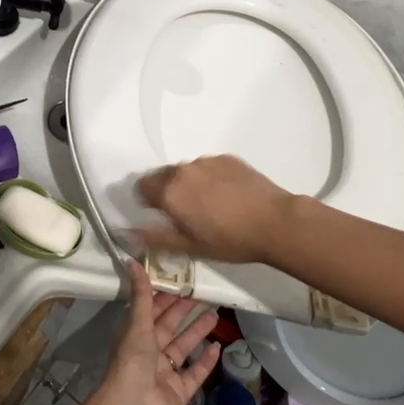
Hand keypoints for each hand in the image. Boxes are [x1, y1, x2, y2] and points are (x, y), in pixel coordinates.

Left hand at [84, 261, 220, 404]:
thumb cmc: (132, 363)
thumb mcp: (137, 324)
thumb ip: (141, 295)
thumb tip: (132, 260)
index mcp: (136, 334)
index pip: (153, 309)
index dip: (166, 295)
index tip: (181, 279)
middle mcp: (150, 351)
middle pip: (170, 326)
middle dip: (185, 310)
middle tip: (204, 293)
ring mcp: (166, 372)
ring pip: (184, 346)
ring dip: (198, 331)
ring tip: (215, 313)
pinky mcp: (180, 391)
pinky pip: (195, 372)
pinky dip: (206, 361)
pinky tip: (219, 346)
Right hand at [133, 155, 296, 263]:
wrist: (275, 222)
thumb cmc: (229, 239)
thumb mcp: (190, 246)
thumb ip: (155, 237)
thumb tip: (128, 232)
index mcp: (170, 190)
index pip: (142, 186)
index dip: (147, 201)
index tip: (160, 215)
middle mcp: (183, 170)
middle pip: (163, 176)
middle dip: (168, 192)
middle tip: (186, 214)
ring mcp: (207, 161)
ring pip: (187, 171)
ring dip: (190, 184)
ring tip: (211, 206)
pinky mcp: (228, 158)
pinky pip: (209, 167)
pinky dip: (211, 178)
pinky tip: (228, 196)